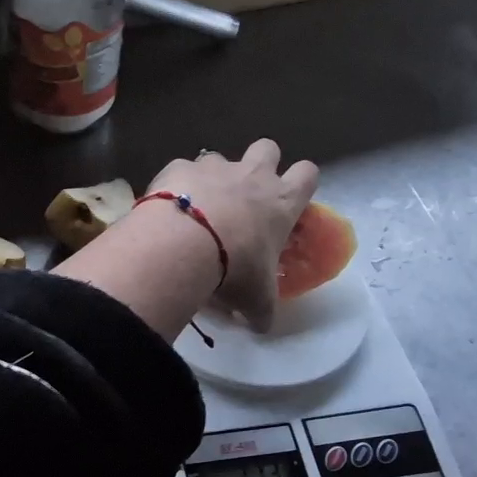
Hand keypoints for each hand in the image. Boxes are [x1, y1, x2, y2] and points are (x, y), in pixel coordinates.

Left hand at [145, 140, 318, 331]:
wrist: (184, 244)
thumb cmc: (235, 269)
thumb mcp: (256, 298)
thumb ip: (261, 310)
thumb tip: (261, 328)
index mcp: (282, 201)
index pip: (308, 174)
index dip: (301, 183)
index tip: (289, 200)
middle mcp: (252, 175)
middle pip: (269, 148)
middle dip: (261, 164)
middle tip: (246, 194)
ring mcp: (214, 167)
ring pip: (221, 157)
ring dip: (214, 177)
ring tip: (199, 206)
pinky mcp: (179, 167)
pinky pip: (181, 170)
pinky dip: (176, 186)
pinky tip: (167, 209)